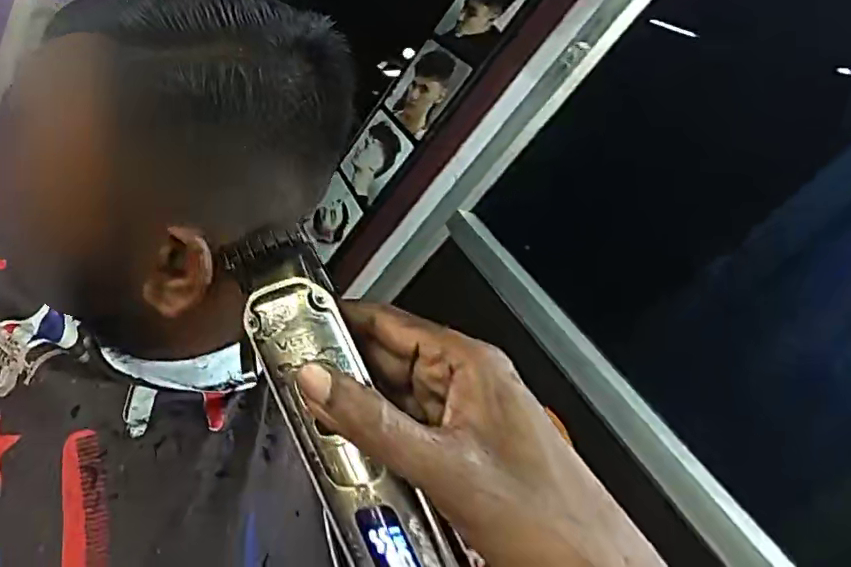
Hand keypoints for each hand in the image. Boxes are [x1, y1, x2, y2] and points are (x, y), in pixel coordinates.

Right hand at [294, 302, 664, 566]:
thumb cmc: (558, 530)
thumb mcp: (447, 469)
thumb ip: (372, 422)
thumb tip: (315, 378)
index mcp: (468, 363)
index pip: (382, 320)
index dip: (335, 320)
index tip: (293, 327)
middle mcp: (463, 382)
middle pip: (380, 361)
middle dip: (340, 375)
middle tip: (299, 386)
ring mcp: (462, 418)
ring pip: (387, 399)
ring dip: (356, 413)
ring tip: (322, 424)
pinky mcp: (460, 452)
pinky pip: (403, 432)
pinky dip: (376, 441)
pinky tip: (357, 456)